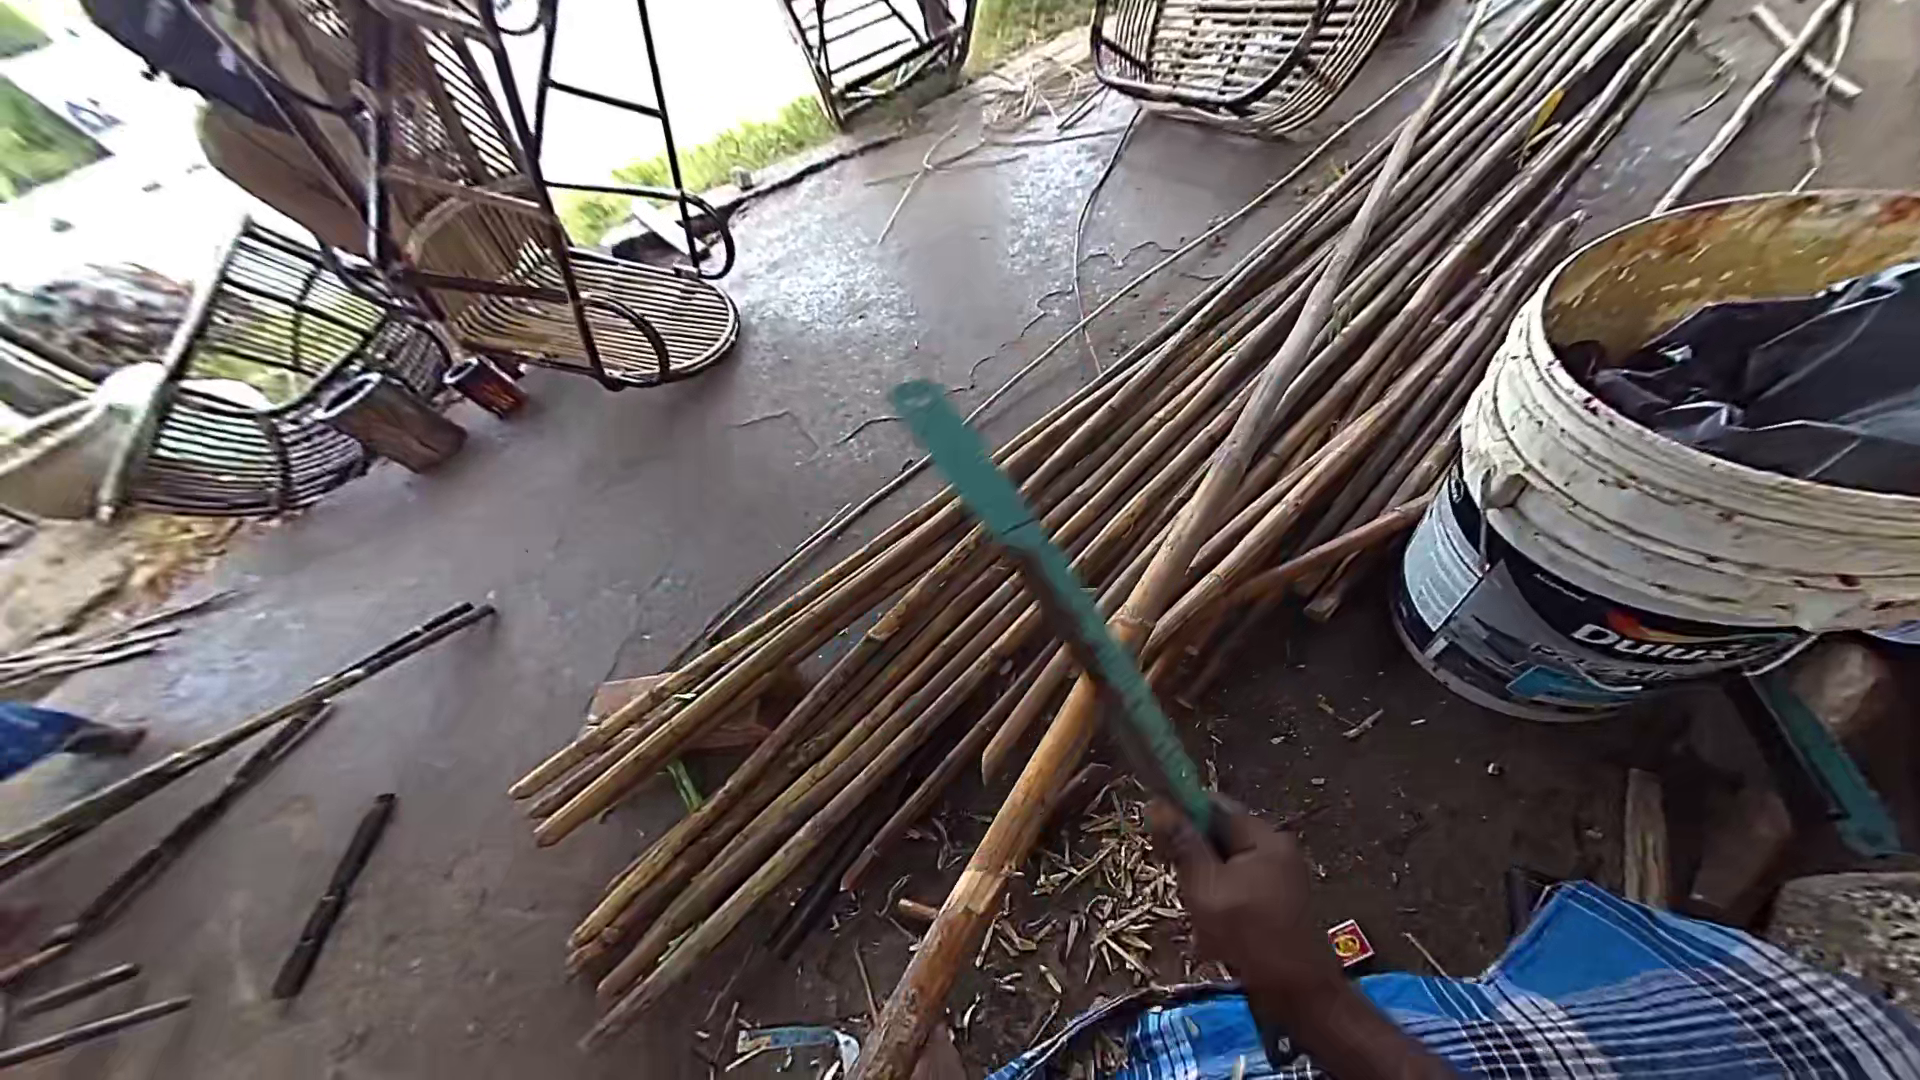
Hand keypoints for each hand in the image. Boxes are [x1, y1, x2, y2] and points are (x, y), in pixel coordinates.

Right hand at [1147, 798, 1344, 1015]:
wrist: (1303, 1002)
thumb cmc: (1251, 938)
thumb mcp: (1206, 887)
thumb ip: (1182, 844)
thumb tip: (1157, 804)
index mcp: (1264, 837)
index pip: (1212, 804)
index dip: (1181, 811)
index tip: (1157, 831)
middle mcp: (1275, 848)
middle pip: (1219, 830)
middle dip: (1191, 849)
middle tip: (1172, 871)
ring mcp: (1280, 875)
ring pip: (1225, 858)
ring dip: (1202, 875)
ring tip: (1194, 902)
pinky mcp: (1278, 899)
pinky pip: (1237, 881)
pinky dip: (1219, 892)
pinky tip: (1211, 919)